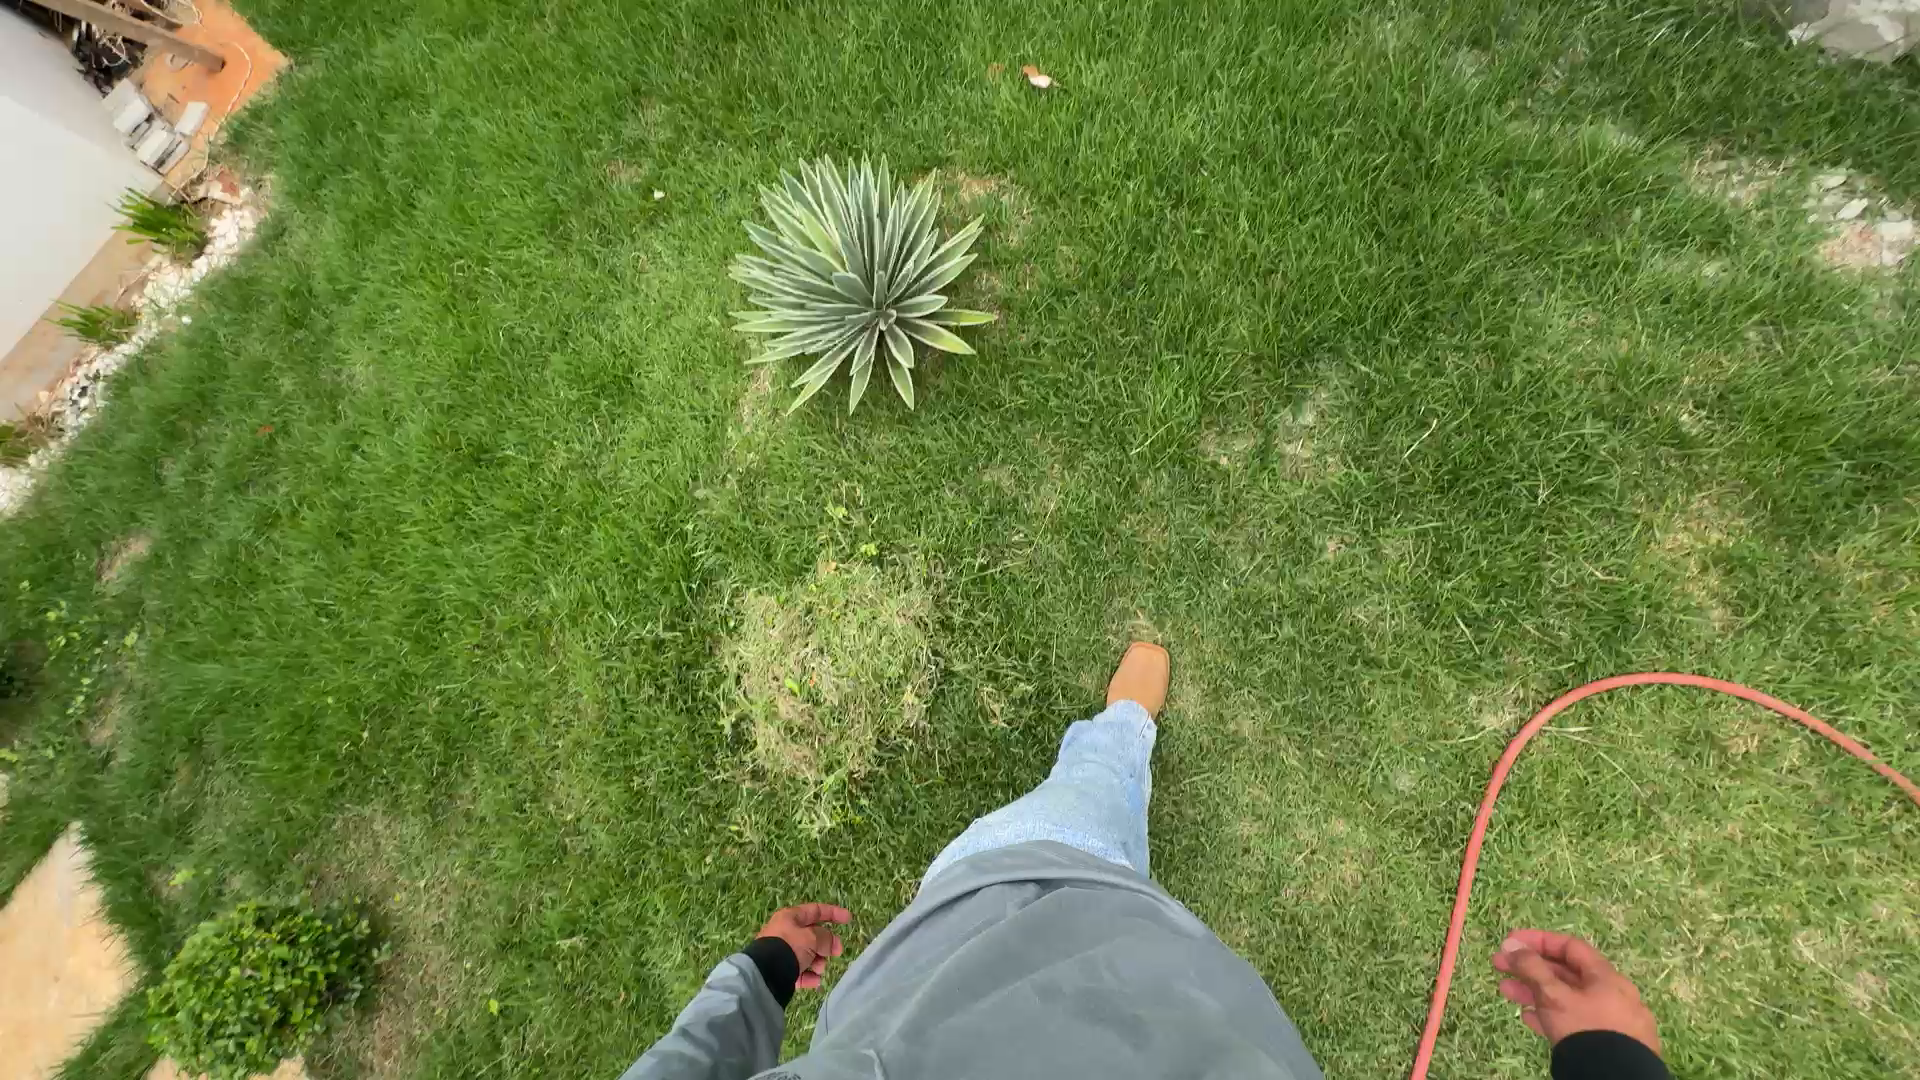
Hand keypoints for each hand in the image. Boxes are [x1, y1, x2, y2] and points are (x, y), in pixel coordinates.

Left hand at [758, 903, 850, 988]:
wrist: (765, 974)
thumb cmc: (789, 947)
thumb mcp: (812, 938)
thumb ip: (826, 938)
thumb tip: (833, 944)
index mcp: (791, 917)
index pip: (816, 910)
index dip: (834, 913)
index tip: (849, 919)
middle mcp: (786, 932)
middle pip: (813, 935)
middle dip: (826, 945)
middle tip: (836, 952)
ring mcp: (782, 952)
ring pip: (807, 954)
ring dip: (818, 961)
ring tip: (820, 968)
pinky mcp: (779, 970)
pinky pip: (799, 971)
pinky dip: (808, 975)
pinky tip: (815, 981)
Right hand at [1492, 929, 1659, 1054]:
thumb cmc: (1583, 1027)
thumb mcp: (1552, 994)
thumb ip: (1530, 966)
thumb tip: (1512, 945)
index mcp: (1608, 979)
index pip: (1570, 947)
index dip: (1537, 940)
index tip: (1511, 943)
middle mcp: (1615, 997)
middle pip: (1566, 973)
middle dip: (1528, 968)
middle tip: (1499, 966)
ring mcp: (1615, 1022)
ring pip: (1568, 997)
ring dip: (1534, 990)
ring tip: (1506, 991)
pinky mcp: (1610, 1044)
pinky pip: (1576, 1020)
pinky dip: (1551, 1014)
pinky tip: (1529, 1018)